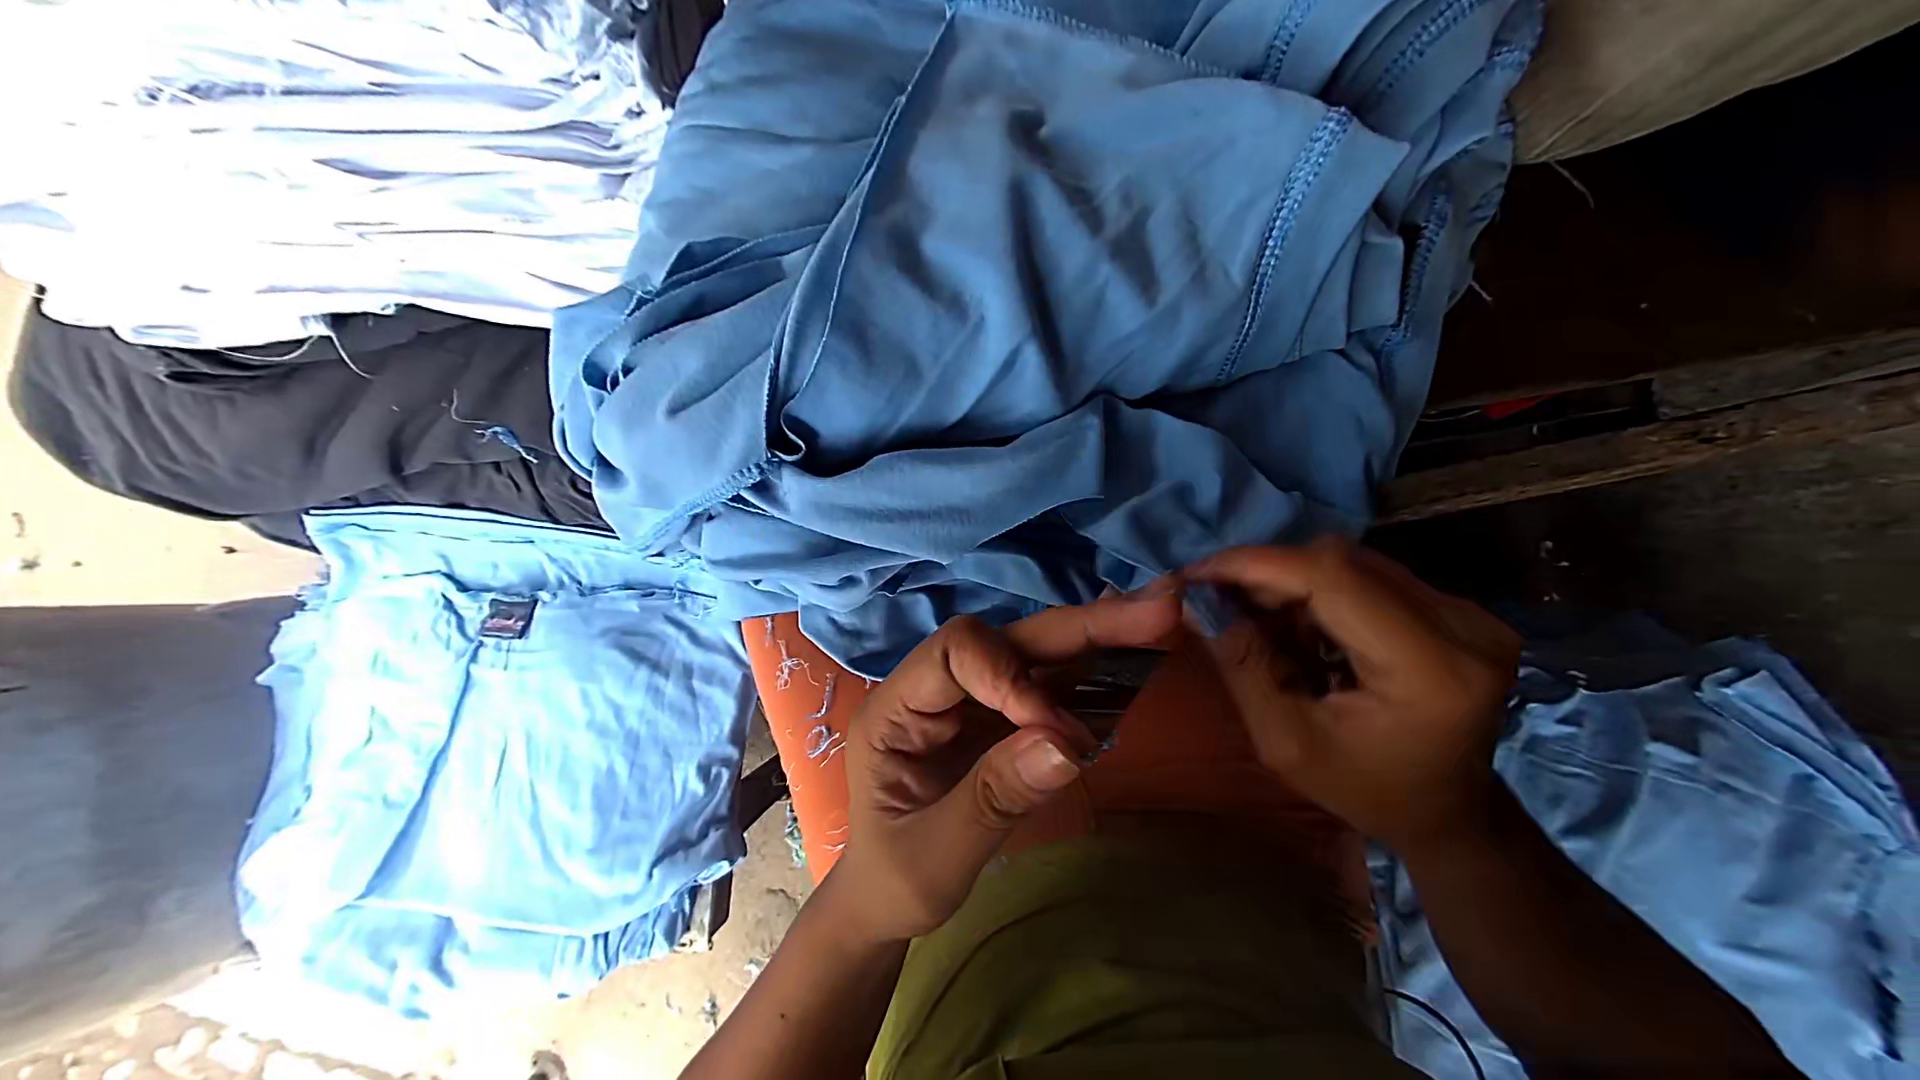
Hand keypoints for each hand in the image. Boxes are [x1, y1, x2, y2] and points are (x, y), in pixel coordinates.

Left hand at [831, 588, 1181, 942]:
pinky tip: (1137, 663)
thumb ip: (993, 798)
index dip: (1010, 675)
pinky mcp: (1001, 722)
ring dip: (1098, 640)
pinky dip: (1094, 678)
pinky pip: (1050, 689)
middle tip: (1159, 610)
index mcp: (895, 710)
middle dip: (1081, 627)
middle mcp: (936, 691)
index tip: (1060, 733)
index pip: (954, 652)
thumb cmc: (893, 884)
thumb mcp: (934, 859)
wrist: (888, 901)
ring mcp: (972, 704)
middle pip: (1008, 640)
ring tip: (1162, 622)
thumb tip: (1067, 744)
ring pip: (1037, 656)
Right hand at [1187, 539, 1520, 852]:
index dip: (1258, 563)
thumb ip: (1243, 666)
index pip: (1333, 578)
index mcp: (1429, 669)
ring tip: (1255, 616)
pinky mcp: (1458, 611)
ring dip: (1291, 580)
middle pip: (1342, 562)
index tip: (1197, 572)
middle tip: (1219, 599)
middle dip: (1268, 573)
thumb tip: (1196, 601)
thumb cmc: (1363, 790)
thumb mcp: (1284, 741)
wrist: (1446, 814)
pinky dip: (1318, 589)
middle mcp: (1463, 628)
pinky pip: (1369, 575)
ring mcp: (1468, 615)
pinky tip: (1298, 622)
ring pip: (1352, 562)